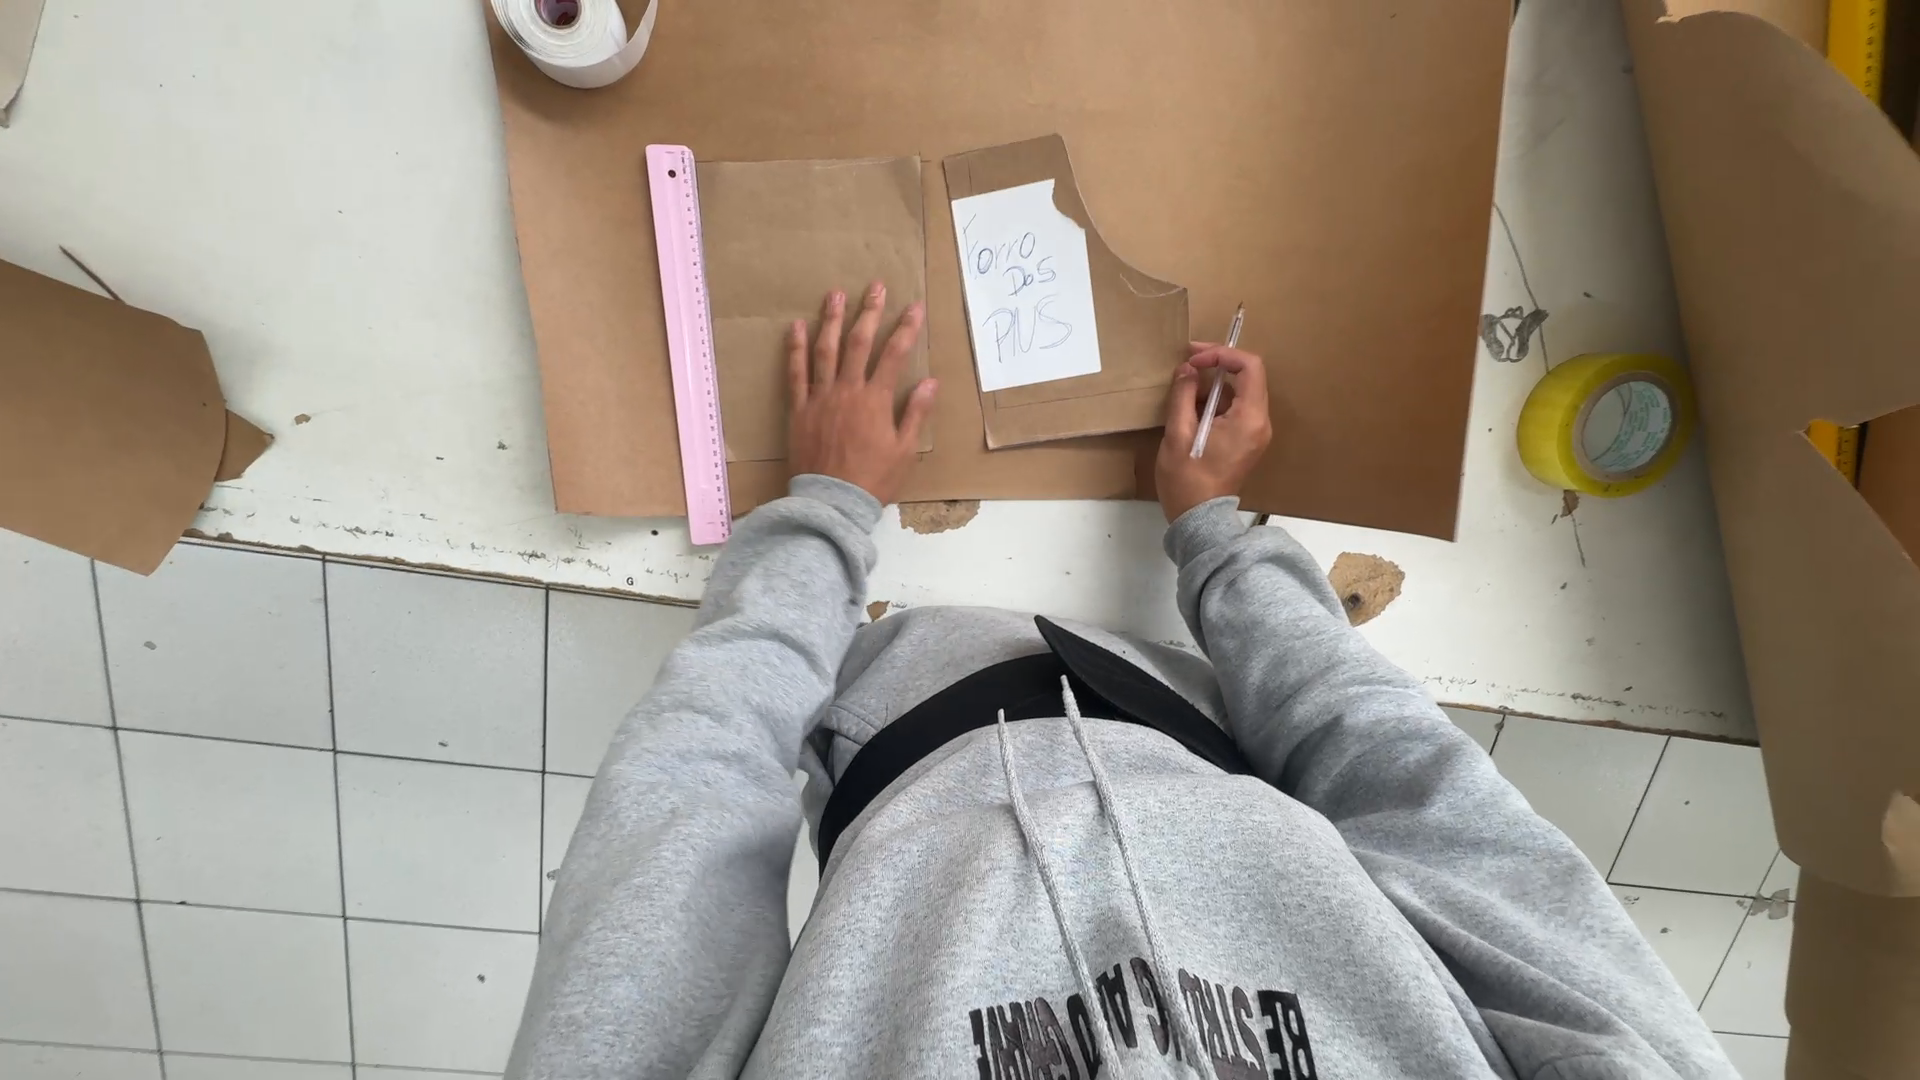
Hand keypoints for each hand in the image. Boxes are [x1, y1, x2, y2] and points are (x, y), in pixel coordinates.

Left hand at [787, 282, 937, 504]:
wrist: (832, 502)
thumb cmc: (873, 480)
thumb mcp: (904, 451)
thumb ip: (916, 413)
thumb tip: (931, 382)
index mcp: (876, 400)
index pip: (894, 355)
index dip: (906, 329)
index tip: (915, 307)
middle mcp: (847, 391)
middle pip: (858, 343)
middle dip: (869, 312)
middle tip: (876, 286)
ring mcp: (820, 398)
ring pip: (825, 350)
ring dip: (831, 320)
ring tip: (835, 295)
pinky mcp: (799, 410)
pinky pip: (795, 374)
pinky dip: (795, 349)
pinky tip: (796, 327)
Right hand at [1155, 344, 1272, 521]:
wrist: (1198, 519)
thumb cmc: (1187, 479)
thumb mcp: (1178, 434)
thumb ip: (1183, 396)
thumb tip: (1187, 369)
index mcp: (1249, 419)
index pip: (1250, 367)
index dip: (1222, 354)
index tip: (1194, 359)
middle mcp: (1260, 423)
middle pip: (1247, 378)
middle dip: (1217, 365)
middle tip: (1186, 363)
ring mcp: (1255, 433)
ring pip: (1239, 394)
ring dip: (1212, 385)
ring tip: (1182, 390)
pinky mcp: (1246, 442)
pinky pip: (1235, 410)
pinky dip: (1215, 402)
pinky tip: (1190, 409)